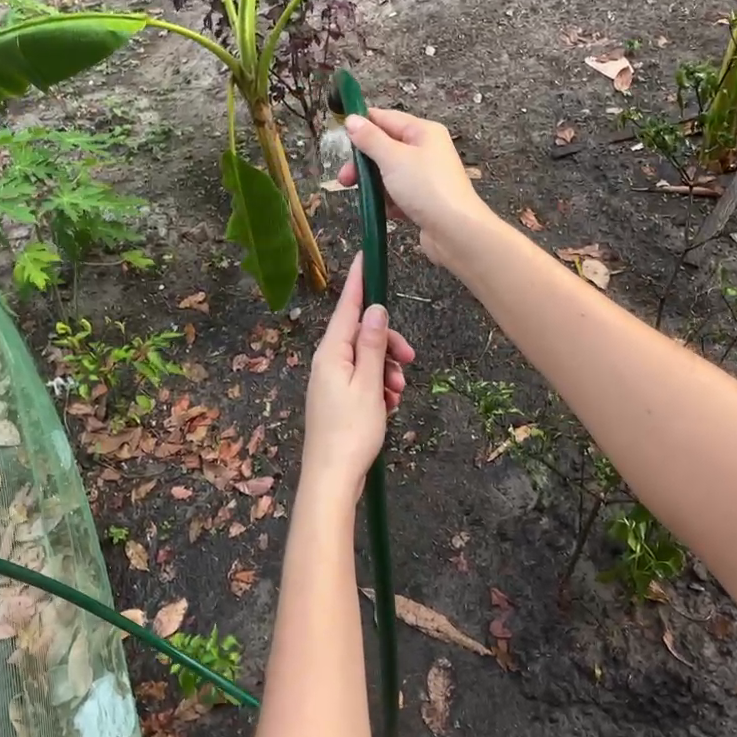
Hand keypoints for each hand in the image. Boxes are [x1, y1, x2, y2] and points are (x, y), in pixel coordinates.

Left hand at [303, 253, 414, 500]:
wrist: (333, 478)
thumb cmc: (351, 431)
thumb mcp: (368, 384)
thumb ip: (374, 345)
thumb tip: (375, 309)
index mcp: (331, 353)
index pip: (348, 308)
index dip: (359, 283)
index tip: (365, 258)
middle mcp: (328, 362)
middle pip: (364, 335)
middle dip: (389, 345)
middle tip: (408, 363)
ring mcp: (332, 382)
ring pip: (367, 360)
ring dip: (387, 371)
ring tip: (395, 395)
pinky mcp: (339, 400)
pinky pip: (364, 381)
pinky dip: (379, 388)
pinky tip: (388, 407)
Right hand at [335, 109, 493, 268]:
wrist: (454, 231)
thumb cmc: (425, 188)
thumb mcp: (392, 158)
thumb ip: (370, 139)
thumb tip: (352, 119)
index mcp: (423, 132)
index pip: (386, 119)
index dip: (363, 125)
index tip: (340, 135)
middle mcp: (426, 150)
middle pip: (385, 148)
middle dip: (363, 162)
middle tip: (345, 178)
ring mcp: (426, 177)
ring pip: (389, 174)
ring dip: (374, 184)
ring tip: (363, 197)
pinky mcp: (424, 200)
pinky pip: (398, 194)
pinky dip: (388, 201)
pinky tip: (384, 211)